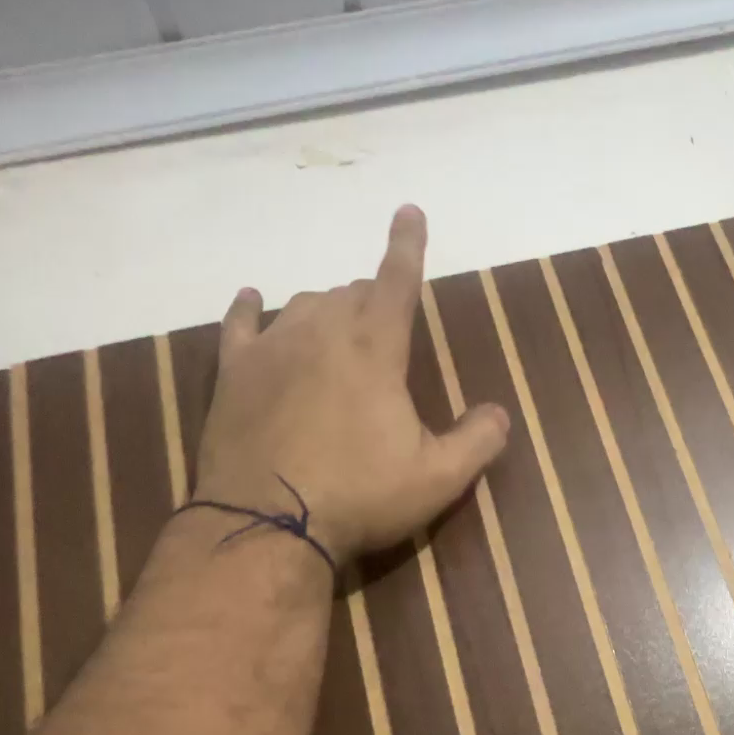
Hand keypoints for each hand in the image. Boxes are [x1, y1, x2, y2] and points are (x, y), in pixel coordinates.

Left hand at [191, 205, 510, 564]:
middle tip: (384, 330)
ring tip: (336, 333)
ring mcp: (272, 349)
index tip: (409, 211)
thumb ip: (478, 441)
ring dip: (328, 309)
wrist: (265, 523)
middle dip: (373, 299)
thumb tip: (500, 413)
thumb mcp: (438, 478)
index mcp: (375, 350)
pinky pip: (241, 324)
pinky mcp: (233, 373)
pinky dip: (251, 309)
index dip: (407, 245)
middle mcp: (322, 333)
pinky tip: (254, 301)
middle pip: (351, 293)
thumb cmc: (359, 496)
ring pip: (304, 304)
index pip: (396, 281)